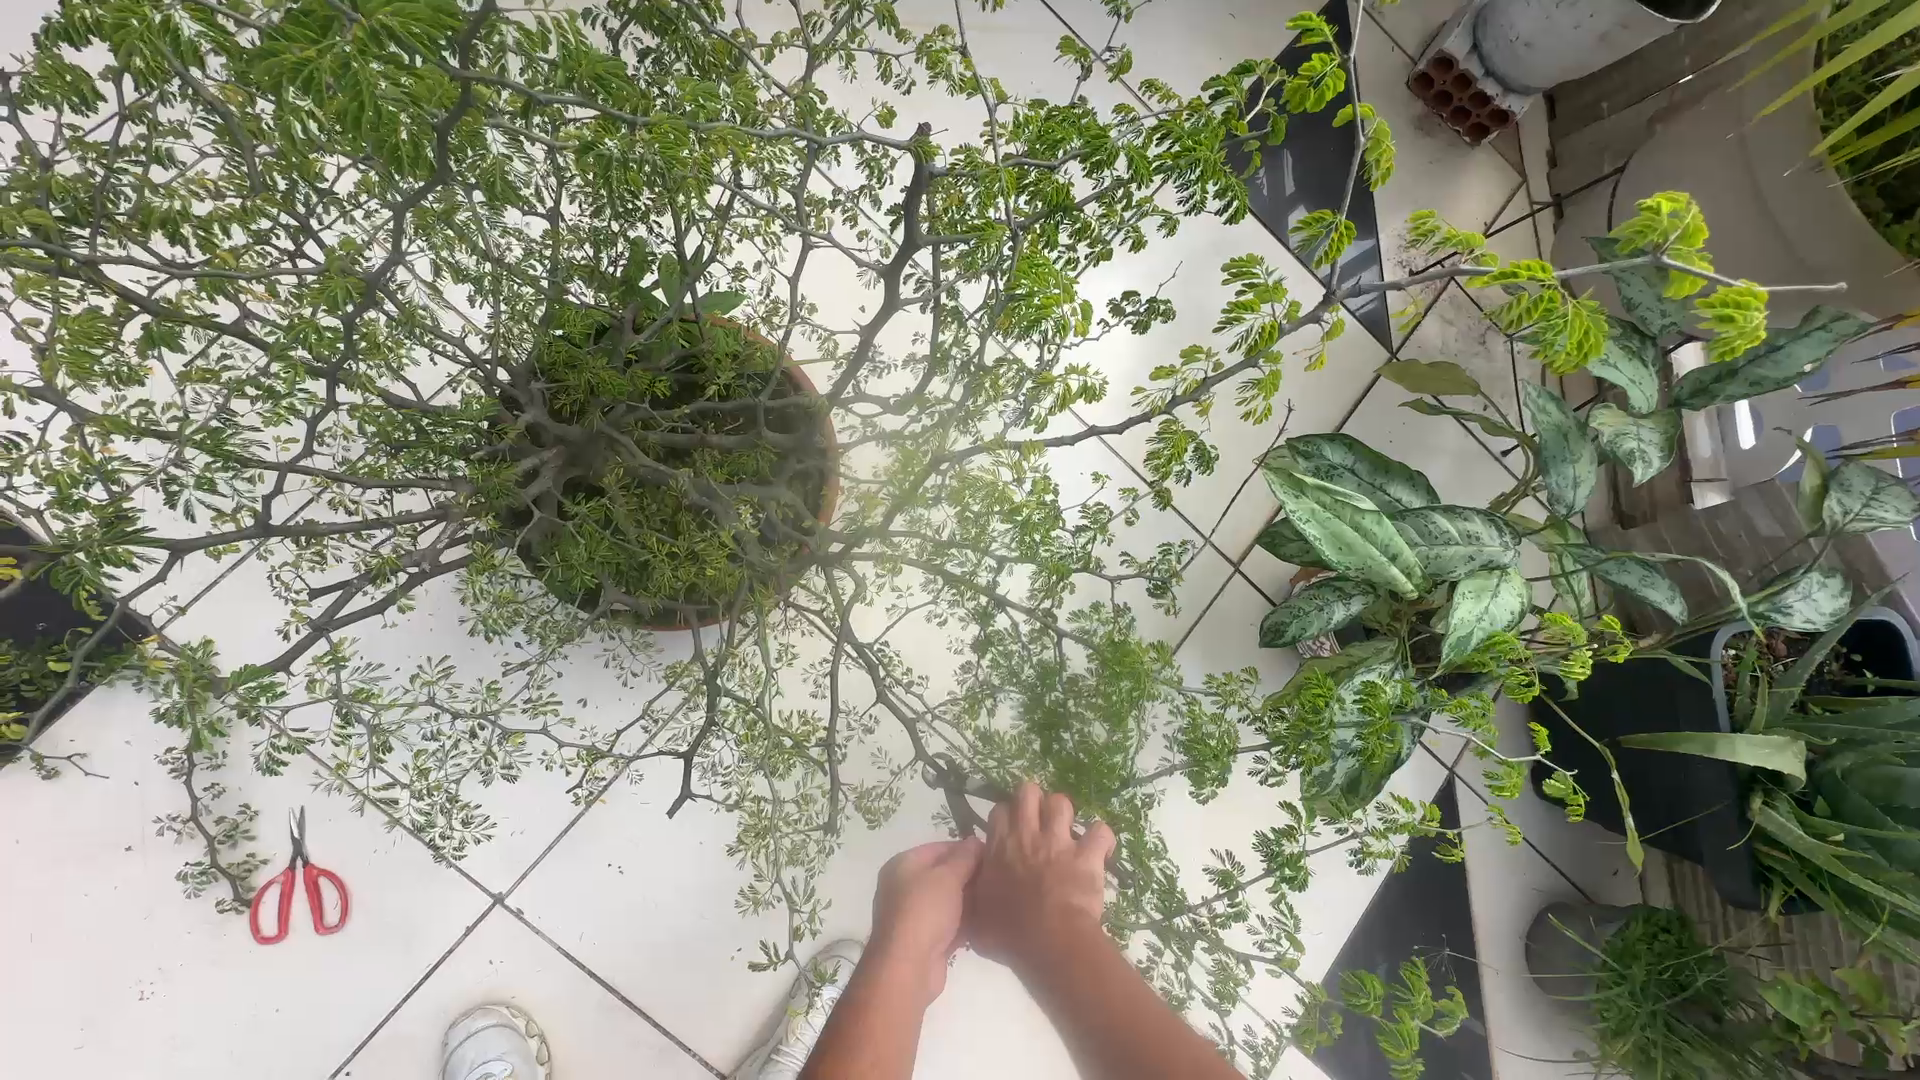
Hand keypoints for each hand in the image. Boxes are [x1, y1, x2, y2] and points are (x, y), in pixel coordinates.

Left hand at [867, 838, 984, 1004]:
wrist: (908, 968)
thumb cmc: (925, 912)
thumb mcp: (947, 876)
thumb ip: (964, 857)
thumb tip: (975, 840)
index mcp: (904, 865)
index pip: (940, 848)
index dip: (966, 849)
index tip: (993, 854)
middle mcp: (906, 887)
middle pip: (945, 874)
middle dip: (971, 875)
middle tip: (1000, 876)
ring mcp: (916, 915)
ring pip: (950, 900)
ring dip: (971, 899)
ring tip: (1000, 896)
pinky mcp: (927, 939)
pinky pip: (951, 923)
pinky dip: (967, 921)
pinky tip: (990, 920)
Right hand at [964, 782, 1113, 970]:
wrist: (1049, 944)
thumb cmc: (1010, 937)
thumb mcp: (977, 919)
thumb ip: (974, 895)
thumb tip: (971, 886)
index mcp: (999, 847)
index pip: (999, 810)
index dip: (1006, 817)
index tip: (1010, 831)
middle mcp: (1027, 835)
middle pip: (1028, 792)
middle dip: (1034, 800)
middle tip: (1038, 821)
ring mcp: (1058, 842)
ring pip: (1061, 802)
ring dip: (1064, 814)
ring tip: (1067, 830)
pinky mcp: (1086, 854)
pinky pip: (1100, 831)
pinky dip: (1102, 838)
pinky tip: (1100, 849)